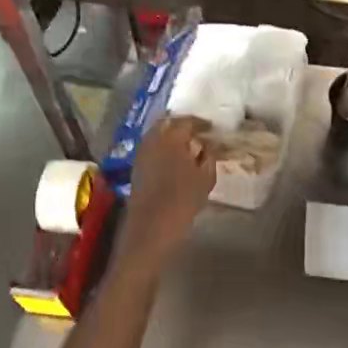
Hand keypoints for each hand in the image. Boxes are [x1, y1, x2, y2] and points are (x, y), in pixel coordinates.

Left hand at [121, 116, 217, 260]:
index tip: (211, 128)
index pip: (187, 121)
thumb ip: (209, 156)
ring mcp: (141, 152)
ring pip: (156, 134)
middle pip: (167, 123)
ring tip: (187, 146)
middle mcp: (153, 139)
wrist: (151, 226)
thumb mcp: (206, 177)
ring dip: (170, 136)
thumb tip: (208, 145)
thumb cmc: (183, 200)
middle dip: (182, 125)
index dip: (201, 123)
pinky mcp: (136, 166)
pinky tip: (173, 158)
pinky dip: (162, 147)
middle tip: (197, 133)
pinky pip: (151, 147)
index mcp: (172, 137)